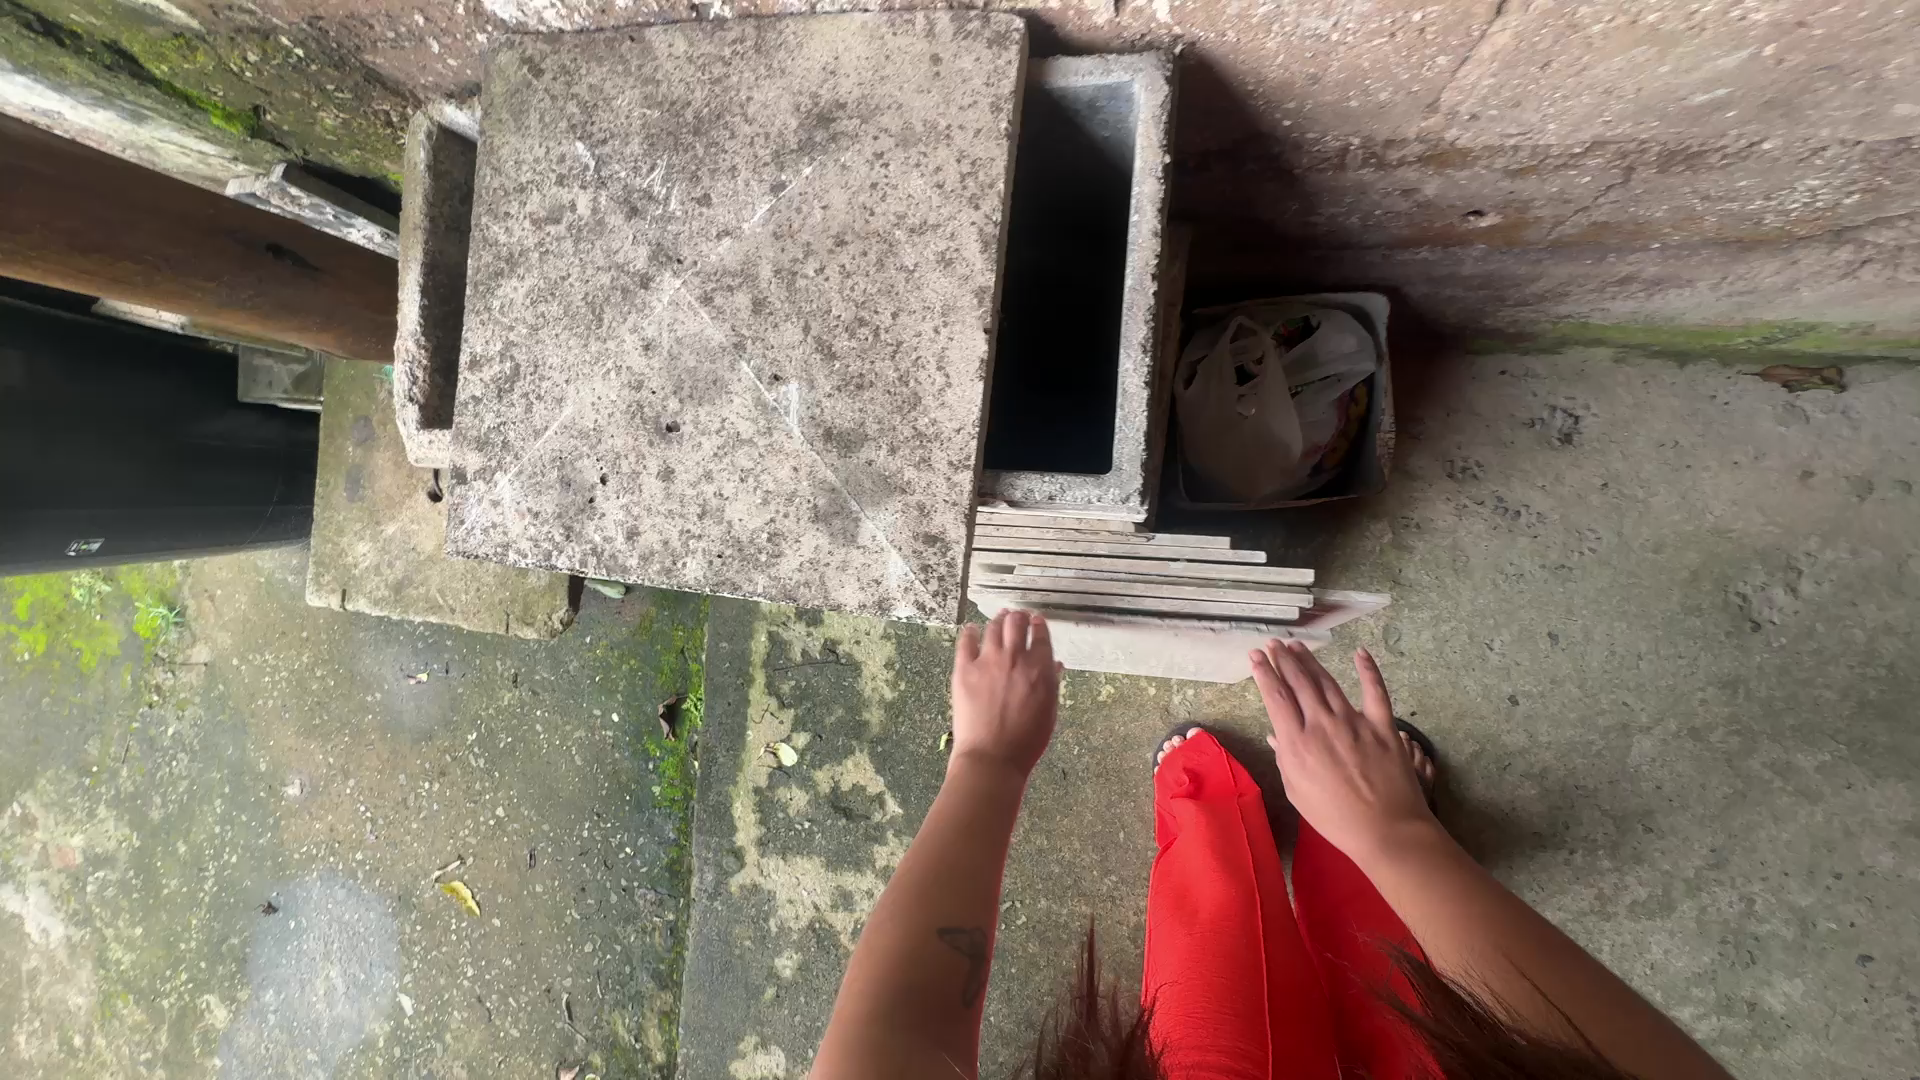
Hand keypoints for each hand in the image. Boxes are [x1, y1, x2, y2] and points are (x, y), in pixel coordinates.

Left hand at [950, 611, 1060, 777]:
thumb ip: (1052, 683)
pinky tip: (972, 629)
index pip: (1040, 635)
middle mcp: (1014, 657)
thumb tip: (1055, 665)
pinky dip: (971, 632)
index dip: (1038, 624)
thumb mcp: (1049, 712)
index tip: (1036, 621)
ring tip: (1000, 618)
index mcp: (1039, 668)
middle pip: (1016, 623)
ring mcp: (987, 661)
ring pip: (993, 627)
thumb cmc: (1027, 740)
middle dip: (1018, 617)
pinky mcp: (964, 669)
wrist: (992, 757)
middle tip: (1017, 616)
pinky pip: (966, 641)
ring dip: (998, 620)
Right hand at [1250, 639, 1437, 863]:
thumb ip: (1284, 758)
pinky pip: (1375, 692)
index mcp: (1297, 742)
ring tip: (1298, 646)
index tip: (1256, 656)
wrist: (1386, 831)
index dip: (1264, 672)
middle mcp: (1322, 725)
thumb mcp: (1296, 792)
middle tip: (1274, 644)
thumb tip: (1276, 734)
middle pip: (1299, 682)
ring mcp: (1354, 723)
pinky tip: (1361, 653)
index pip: (1276, 696)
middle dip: (1283, 659)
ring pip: (1327, 683)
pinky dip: (1368, 671)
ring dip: (1310, 661)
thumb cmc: (1334, 817)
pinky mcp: (1383, 727)